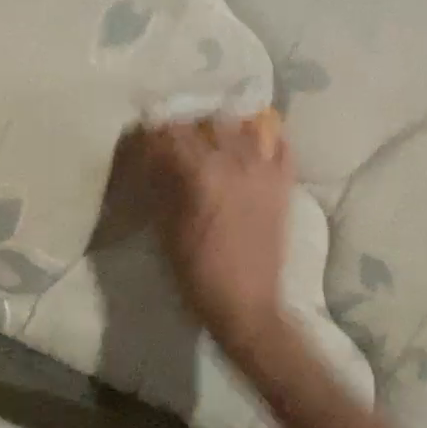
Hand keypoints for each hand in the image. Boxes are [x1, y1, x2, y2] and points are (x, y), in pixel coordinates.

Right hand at [135, 113, 295, 353]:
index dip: (153, 133)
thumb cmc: (196, 271)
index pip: (172, 134)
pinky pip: (280, 146)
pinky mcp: (284, 185)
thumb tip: (153, 157)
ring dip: (222, 129)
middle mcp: (236, 163)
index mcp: (202, 173)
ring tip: (209, 140)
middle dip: (187, 127)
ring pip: (243, 128)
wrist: (246, 304)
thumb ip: (162, 185)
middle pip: (208, 123)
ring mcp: (265, 171)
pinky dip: (264, 139)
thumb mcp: (166, 228)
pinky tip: (249, 145)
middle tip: (172, 139)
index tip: (142, 139)